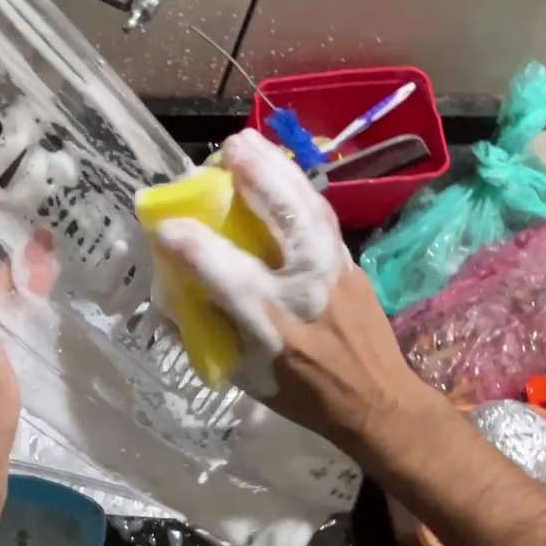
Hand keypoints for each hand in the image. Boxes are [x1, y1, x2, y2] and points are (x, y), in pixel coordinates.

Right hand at [151, 130, 444, 452]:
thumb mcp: (247, 377)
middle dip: (259, 179)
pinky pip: (322, 216)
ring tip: (251, 142)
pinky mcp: (351, 264)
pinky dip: (298, 188)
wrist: (379, 403)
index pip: (232, 280)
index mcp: (274, 330)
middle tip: (230, 147)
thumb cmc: (304, 396)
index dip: (198, 252)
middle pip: (289, 224)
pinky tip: (280, 171)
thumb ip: (211, 332)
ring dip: (279, 169)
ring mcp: (336, 273)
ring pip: (311, 209)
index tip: (166, 229)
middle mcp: (308, 293)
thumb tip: (175, 294)